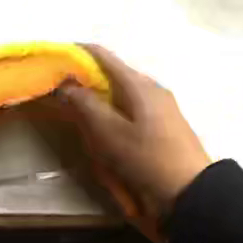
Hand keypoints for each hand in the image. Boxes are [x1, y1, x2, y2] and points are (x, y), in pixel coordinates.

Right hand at [43, 44, 212, 227]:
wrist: (190, 190)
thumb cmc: (147, 159)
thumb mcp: (110, 133)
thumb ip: (86, 105)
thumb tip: (67, 83)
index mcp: (139, 84)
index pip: (103, 55)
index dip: (76, 52)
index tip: (52, 59)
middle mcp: (152, 87)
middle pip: (113, 72)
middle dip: (85, 76)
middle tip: (58, 89)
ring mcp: (161, 104)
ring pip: (123, 90)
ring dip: (100, 94)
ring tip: (76, 107)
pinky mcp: (164, 122)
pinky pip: (133, 106)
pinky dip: (114, 108)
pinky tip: (104, 124)